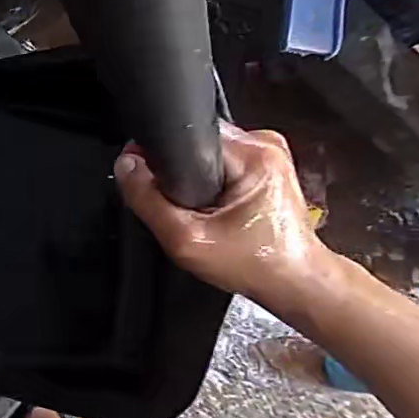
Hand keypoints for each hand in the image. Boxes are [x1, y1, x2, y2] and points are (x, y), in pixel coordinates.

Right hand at [115, 124, 341, 315]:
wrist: (293, 282)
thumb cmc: (254, 264)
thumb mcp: (185, 240)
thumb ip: (148, 201)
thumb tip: (125, 167)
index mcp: (252, 155)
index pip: (187, 135)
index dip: (161, 156)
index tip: (155, 182)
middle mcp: (265, 146)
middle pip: (196, 142)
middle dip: (181, 171)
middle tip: (190, 208)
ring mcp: (269, 155)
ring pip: (207, 152)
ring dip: (196, 177)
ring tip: (206, 210)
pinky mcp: (268, 167)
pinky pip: (222, 162)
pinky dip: (212, 182)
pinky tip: (218, 208)